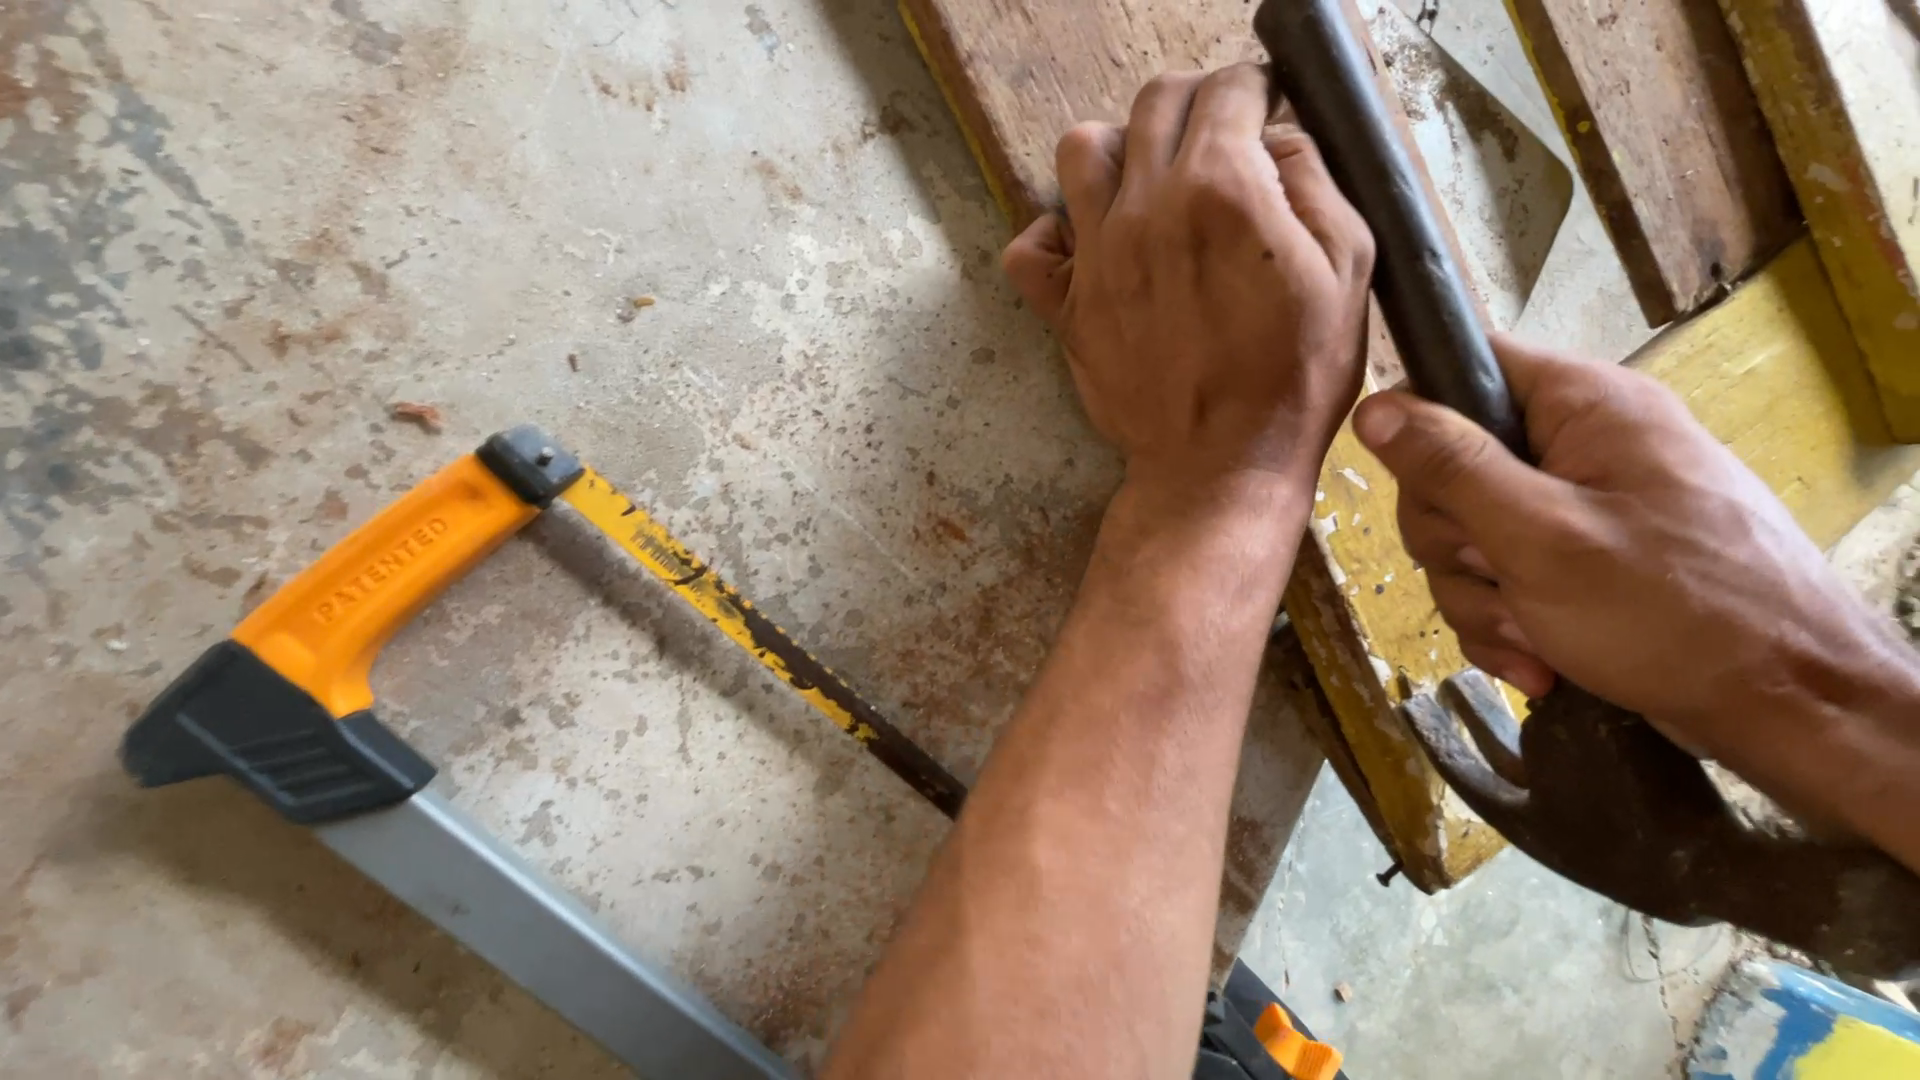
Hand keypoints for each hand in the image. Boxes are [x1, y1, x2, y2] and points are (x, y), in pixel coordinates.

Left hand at [1001, 64, 1374, 492]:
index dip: (1251, 92)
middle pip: (1152, 105)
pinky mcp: (1064, 308)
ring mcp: (1095, 258)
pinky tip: (1086, 247)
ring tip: (1146, 184)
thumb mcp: (1346, 268)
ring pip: (1078, 152)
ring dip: (1117, 151)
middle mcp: (1146, 209)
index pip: (1225, 91)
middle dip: (1191, 104)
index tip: (1259, 114)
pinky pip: (1028, 249)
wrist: (1219, 464)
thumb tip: (1272, 139)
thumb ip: (1311, 180)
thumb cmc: (1293, 377)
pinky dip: (1050, 235)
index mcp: (1221, 189)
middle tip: (1214, 138)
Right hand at [1351, 334, 1908, 762]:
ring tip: (1532, 632)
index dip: (1419, 418)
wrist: (1789, 710)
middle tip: (1498, 577)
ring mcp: (1577, 506)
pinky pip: (1499, 577)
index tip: (1418, 484)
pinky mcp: (1577, 560)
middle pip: (1448, 469)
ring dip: (1479, 596)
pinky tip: (1537, 655)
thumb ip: (1450, 468)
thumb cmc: (1671, 610)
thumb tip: (1373, 408)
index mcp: (1581, 408)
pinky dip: (1504, 620)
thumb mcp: (1539, 535)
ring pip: (1466, 535)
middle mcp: (1576, 446)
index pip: (1466, 368)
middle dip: (1455, 542)